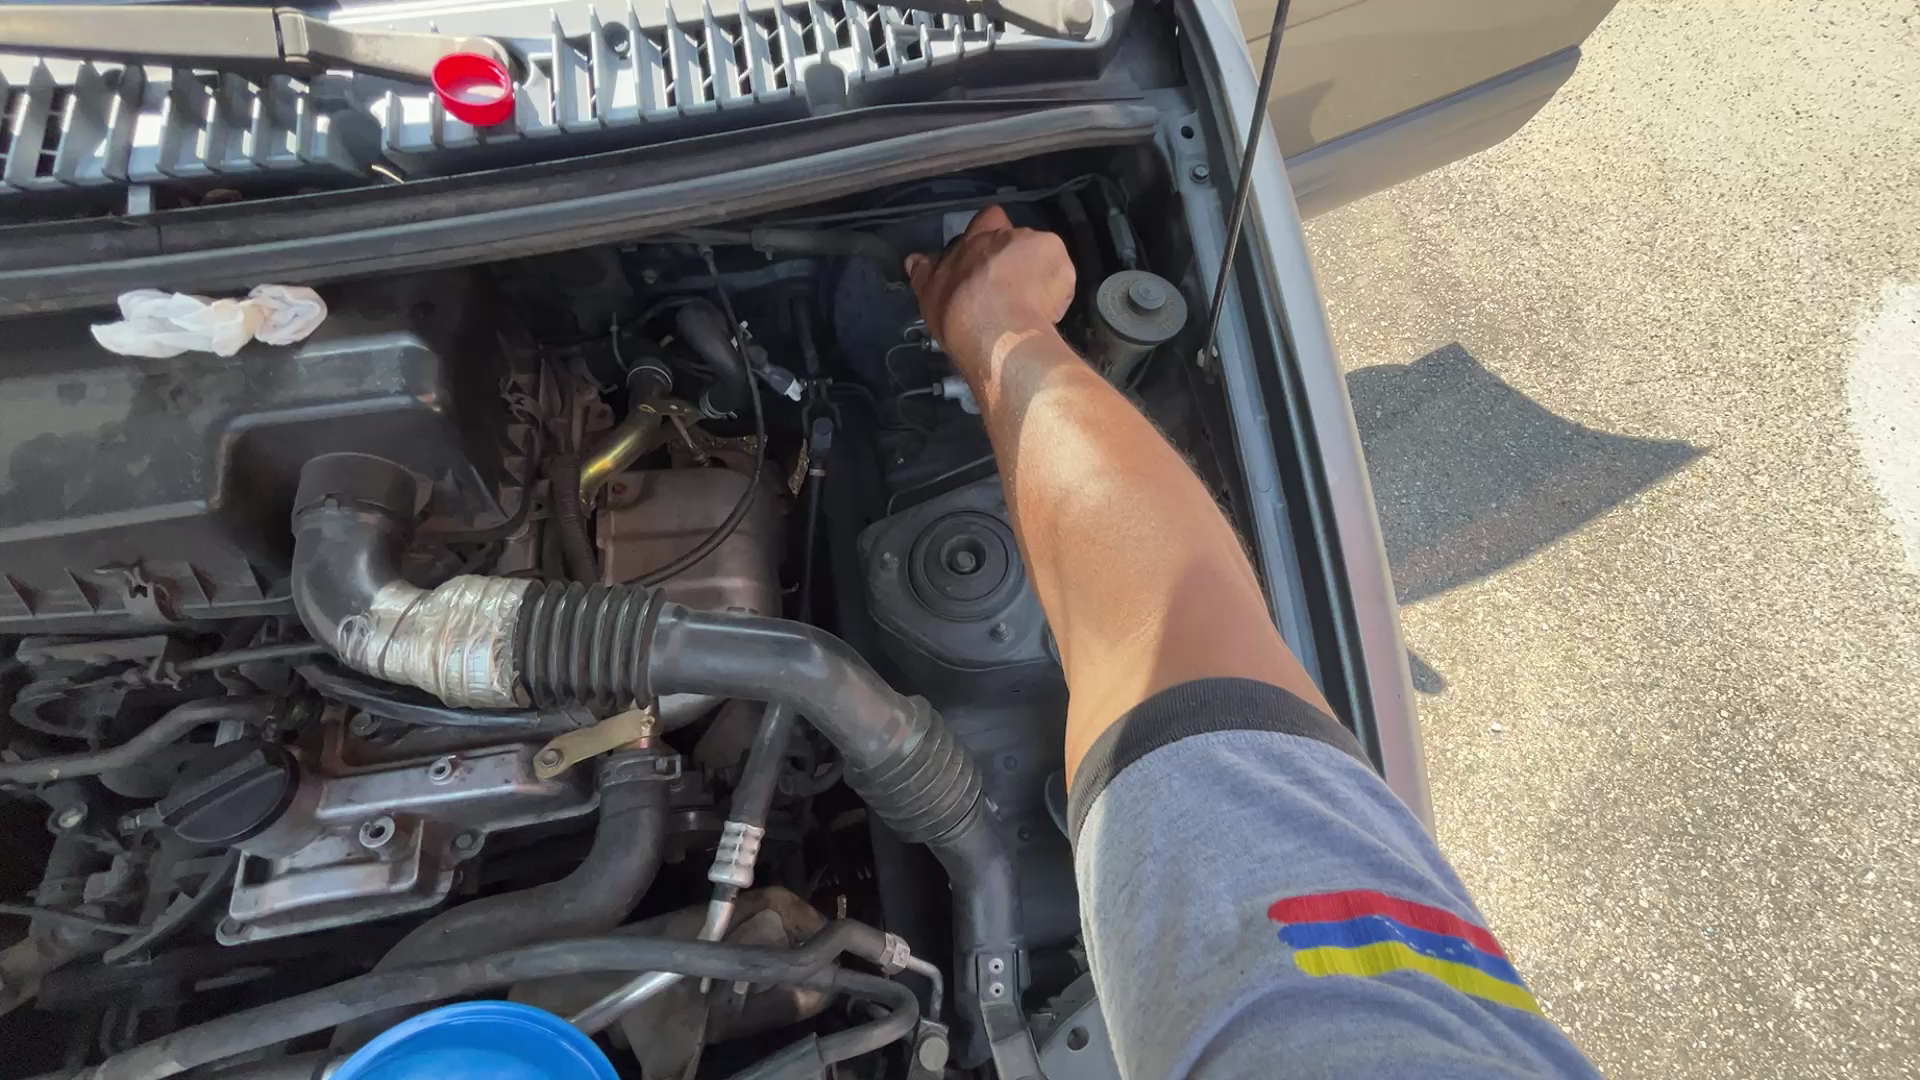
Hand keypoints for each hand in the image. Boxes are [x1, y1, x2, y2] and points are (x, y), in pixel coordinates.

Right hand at [904, 206, 1074, 378]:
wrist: (996, 332)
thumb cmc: (959, 313)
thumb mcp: (930, 295)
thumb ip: (924, 273)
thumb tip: (914, 261)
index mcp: (977, 238)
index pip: (987, 218)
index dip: (992, 234)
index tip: (988, 257)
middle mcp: (1008, 235)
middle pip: (1017, 240)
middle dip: (1015, 260)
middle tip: (1008, 289)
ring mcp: (1038, 248)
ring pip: (1042, 258)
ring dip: (1037, 276)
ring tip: (1028, 306)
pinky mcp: (1062, 265)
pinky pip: (1062, 277)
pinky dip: (1056, 291)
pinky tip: (1044, 312)